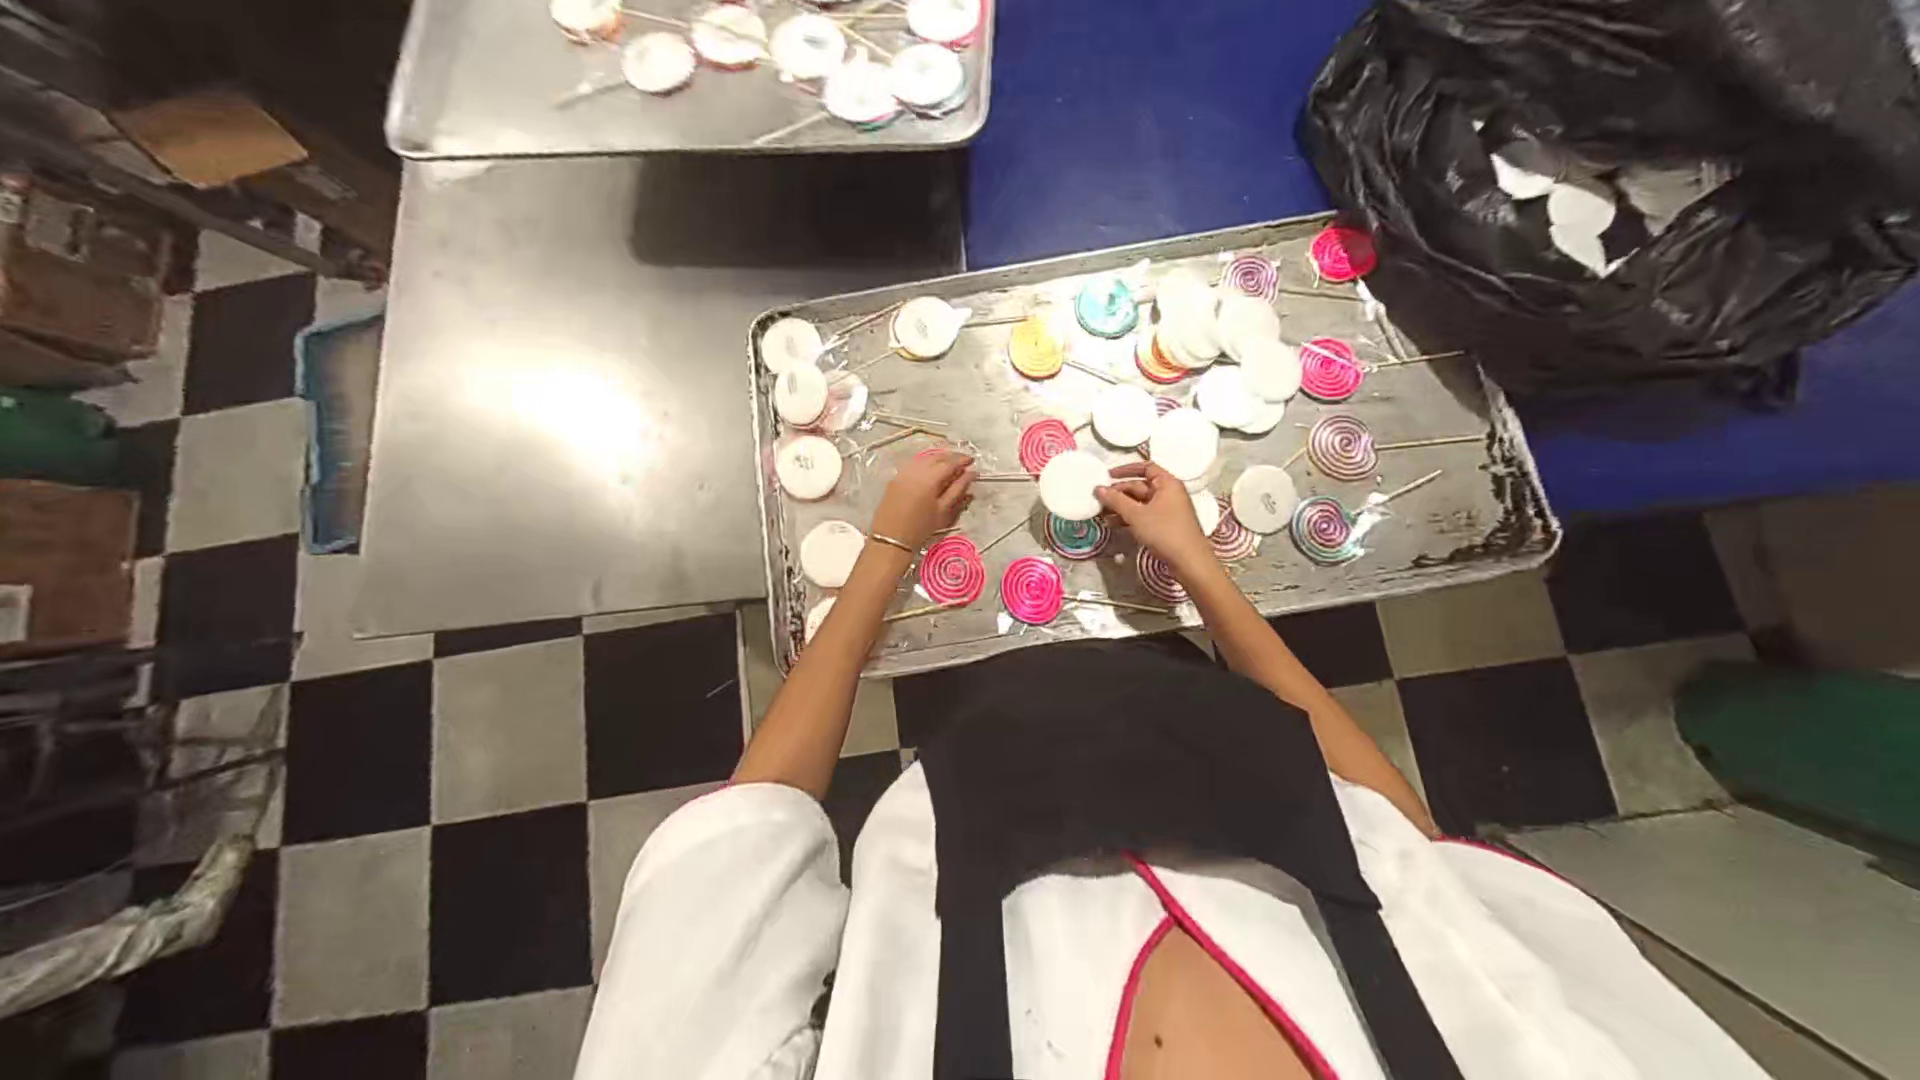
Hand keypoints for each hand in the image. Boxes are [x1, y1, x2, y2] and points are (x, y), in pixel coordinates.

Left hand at [871, 450, 975, 548]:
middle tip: (963, 462)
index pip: (948, 463)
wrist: (892, 538)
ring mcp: (903, 473)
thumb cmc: (921, 528)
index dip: (961, 460)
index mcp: (928, 479)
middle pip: (936, 457)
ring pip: (924, 458)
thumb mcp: (943, 511)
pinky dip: (926, 462)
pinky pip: (914, 464)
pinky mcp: (895, 478)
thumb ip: (958, 490)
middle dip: (951, 457)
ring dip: (938, 458)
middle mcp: (914, 471)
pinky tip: (931, 469)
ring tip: (949, 464)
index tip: (971, 461)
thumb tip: (971, 474)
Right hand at [1096, 462, 1217, 576]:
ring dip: (1121, 507)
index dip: (1126, 470)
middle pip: (1140, 486)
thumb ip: (1116, 500)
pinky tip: (1113, 524)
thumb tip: (1098, 489)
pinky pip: (1144, 515)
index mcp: (1167, 483)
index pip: (1146, 468)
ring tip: (1102, 514)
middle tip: (1099, 499)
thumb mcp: (1136, 514)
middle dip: (1119, 493)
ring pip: (1140, 503)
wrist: (1188, 560)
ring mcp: (1167, 510)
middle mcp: (1169, 493)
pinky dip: (1129, 517)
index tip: (1107, 476)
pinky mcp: (1165, 525)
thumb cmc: (1164, 531)